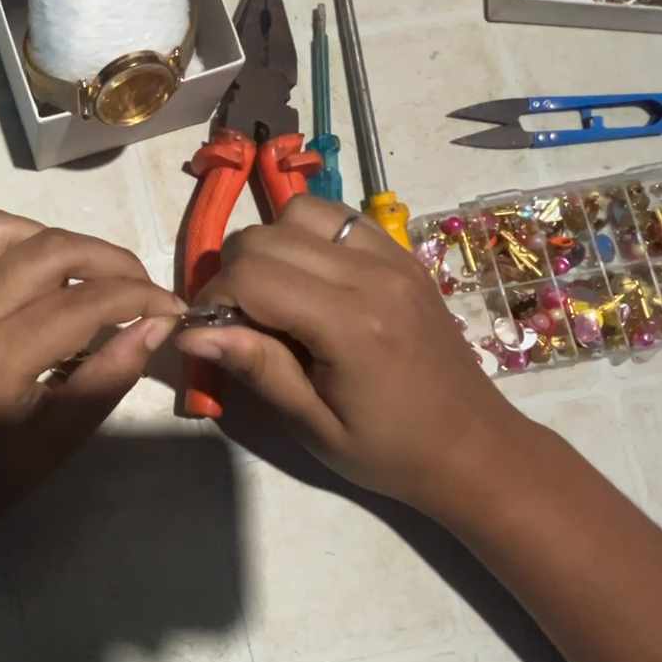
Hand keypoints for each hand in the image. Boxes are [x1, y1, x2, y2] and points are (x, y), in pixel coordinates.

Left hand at [0, 210, 183, 531]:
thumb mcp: (59, 441)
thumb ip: (109, 377)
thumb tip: (156, 325)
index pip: (84, 302)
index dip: (138, 297)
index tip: (170, 307)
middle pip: (50, 250)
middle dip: (109, 259)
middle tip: (140, 288)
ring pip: (2, 229)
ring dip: (54, 241)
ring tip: (83, 275)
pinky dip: (1, 241)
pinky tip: (24, 271)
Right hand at [175, 197, 531, 513]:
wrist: (472, 447)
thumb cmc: (387, 449)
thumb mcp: (311, 423)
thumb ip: (254, 366)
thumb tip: (189, 333)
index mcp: (350, 325)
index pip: (251, 276)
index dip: (214, 299)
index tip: (211, 332)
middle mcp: (372, 275)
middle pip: (266, 236)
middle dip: (234, 272)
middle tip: (239, 318)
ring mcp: (393, 257)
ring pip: (299, 211)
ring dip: (270, 245)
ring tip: (274, 292)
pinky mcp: (403, 254)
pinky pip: (338, 217)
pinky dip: (307, 235)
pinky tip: (309, 277)